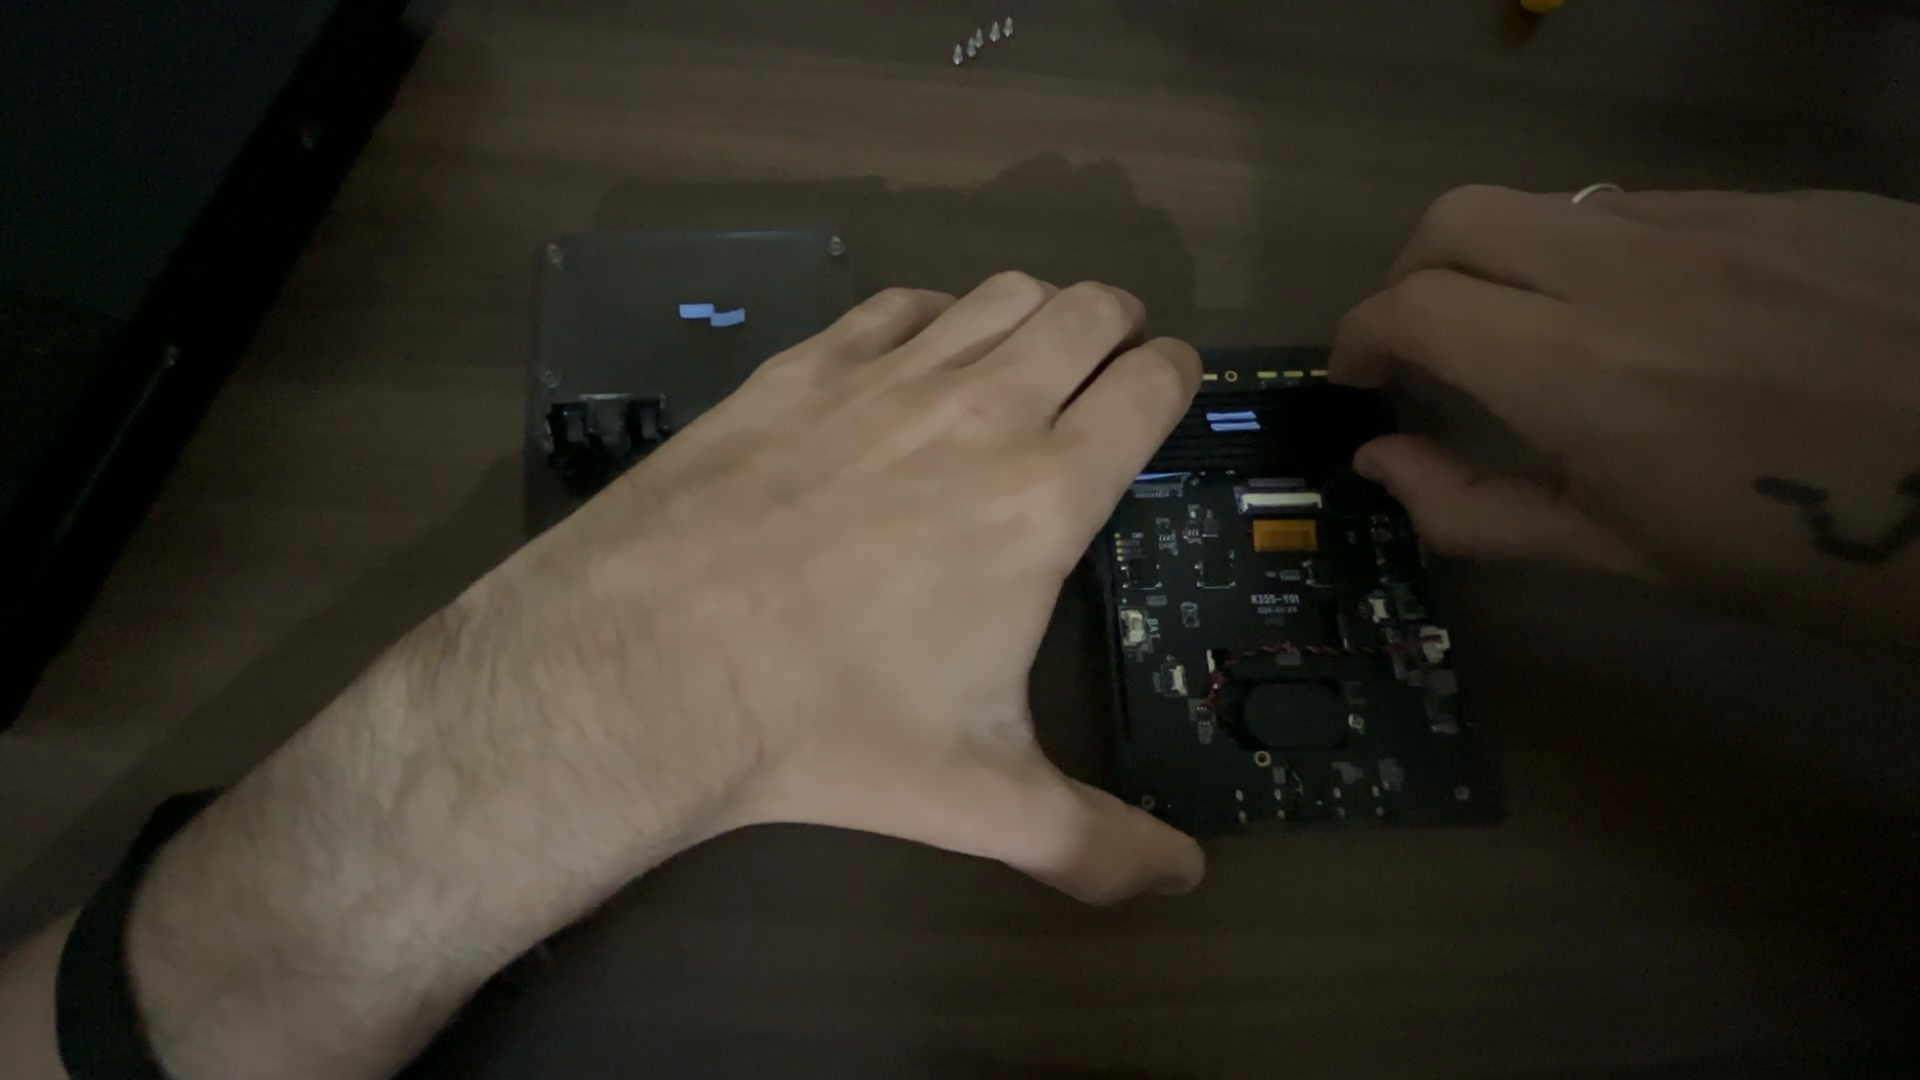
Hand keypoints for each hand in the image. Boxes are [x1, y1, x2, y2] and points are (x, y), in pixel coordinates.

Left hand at [518, 272, 1206, 901]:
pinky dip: (933, 315)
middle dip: (1118, 322)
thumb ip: (1093, 841)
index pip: (1149, 386)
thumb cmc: (831, 725)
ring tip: (1033, 348)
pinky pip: (896, 306)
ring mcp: (885, 378)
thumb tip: (1182, 881)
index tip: (1173, 377)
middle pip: (1085, 312)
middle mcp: (979, 412)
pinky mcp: (801, 369)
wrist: (651, 670)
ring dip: (1036, 309)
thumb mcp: (979, 798)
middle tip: (1114, 358)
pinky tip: (921, 350)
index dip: (1175, 370)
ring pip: (999, 294)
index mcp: (1042, 496)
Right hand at [1330, 186, 1919, 642]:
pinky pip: (1643, 208)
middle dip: (1406, 275)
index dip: (1357, 337)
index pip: (1410, 306)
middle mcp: (1634, 275)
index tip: (1357, 377)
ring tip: (1523, 328)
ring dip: (1495, 262)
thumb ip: (1461, 505)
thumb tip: (1376, 459)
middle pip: (1457, 219)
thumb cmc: (1790, 553)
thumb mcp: (1603, 553)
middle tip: (1418, 340)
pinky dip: (1591, 255)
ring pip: (1545, 204)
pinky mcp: (1795, 206)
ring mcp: (1722, 225)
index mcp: (1576, 375)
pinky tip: (1635, 314)